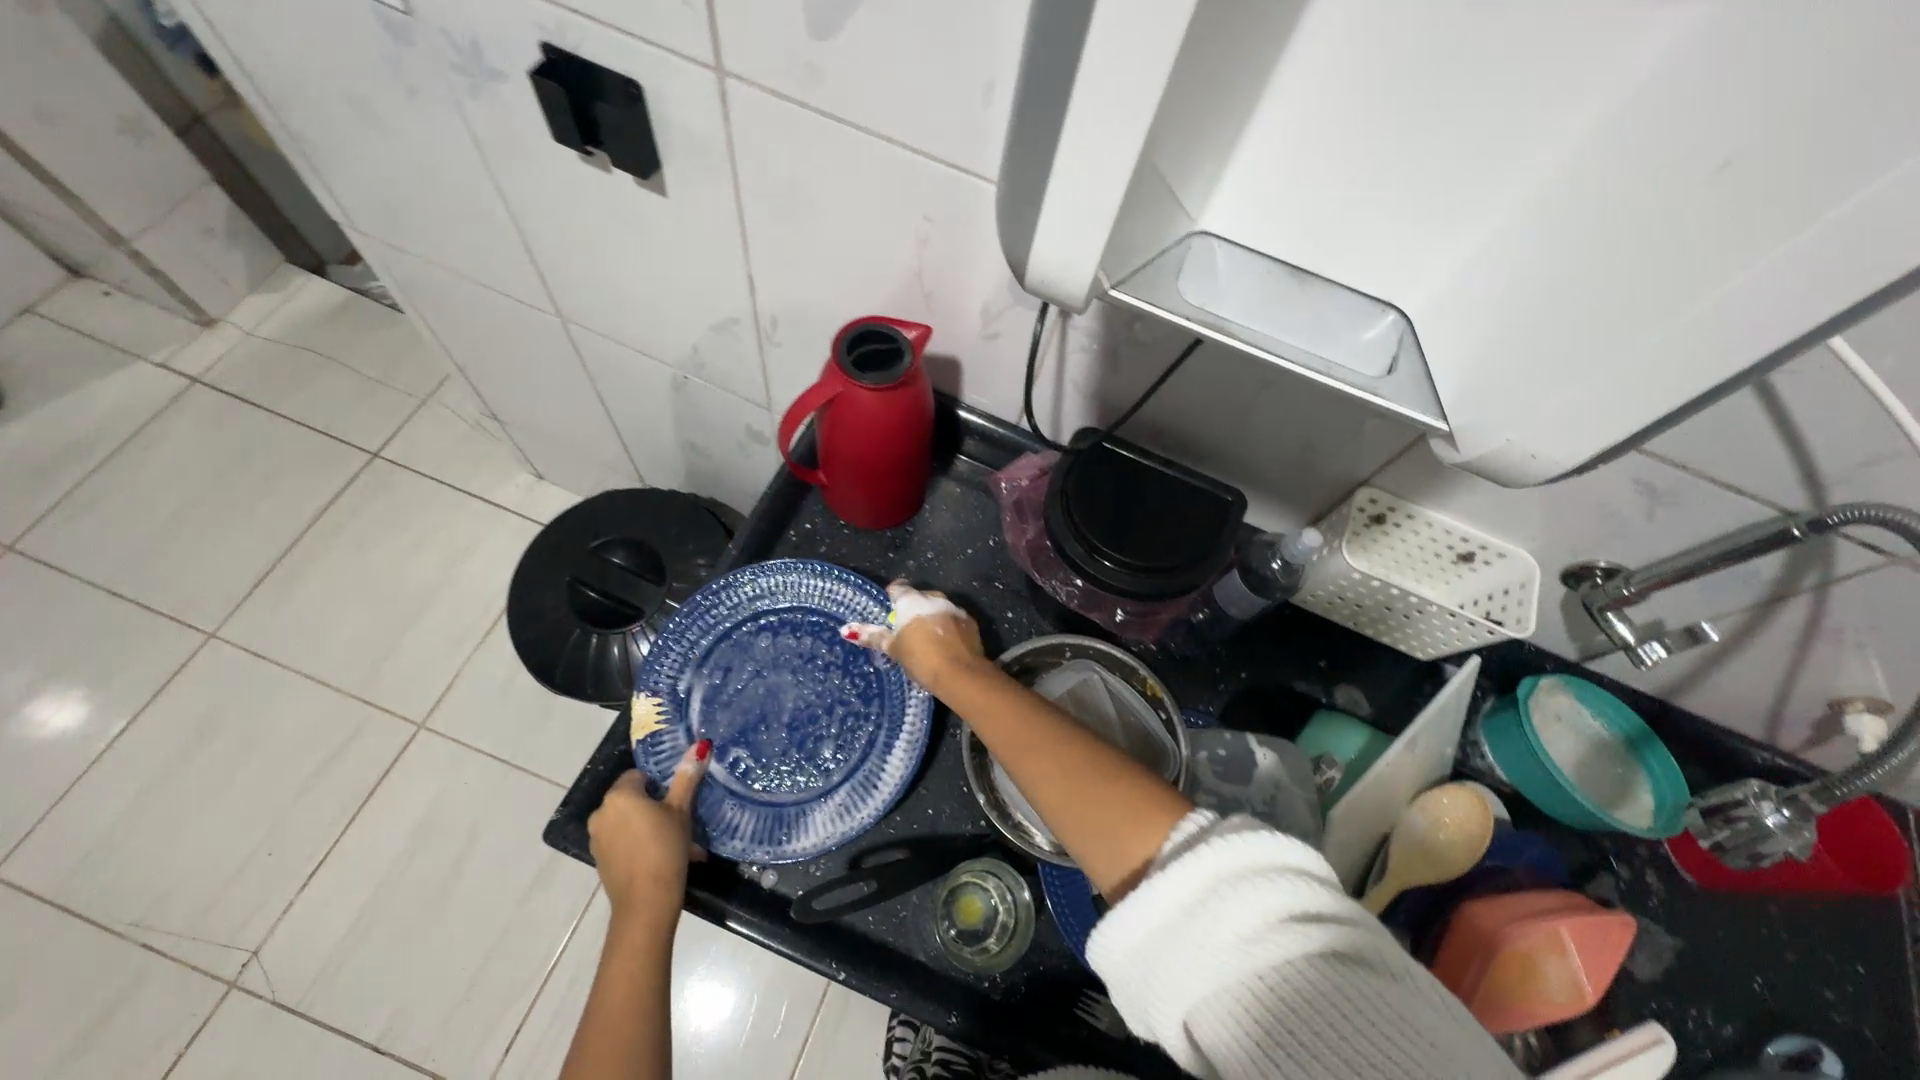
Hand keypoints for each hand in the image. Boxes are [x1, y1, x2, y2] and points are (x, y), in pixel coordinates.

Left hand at [587, 741, 710, 925]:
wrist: (646, 902)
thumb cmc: (665, 848)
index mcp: (619, 795)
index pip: (639, 775)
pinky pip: (622, 841)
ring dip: (648, 827)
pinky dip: (638, 844)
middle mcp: (601, 812)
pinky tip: (660, 858)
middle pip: (632, 799)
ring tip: (676, 843)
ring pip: (627, 822)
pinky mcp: (599, 859)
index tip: (677, 799)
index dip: (660, 785)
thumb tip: (700, 746)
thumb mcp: (680, 811)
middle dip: (655, 807)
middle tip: (681, 821)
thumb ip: (686, 777)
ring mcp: (597, 837)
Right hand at [842, 580, 985, 692]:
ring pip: (938, 607)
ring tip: (928, 640)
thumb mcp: (894, 649)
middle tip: (907, 632)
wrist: (960, 674)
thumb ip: (873, 636)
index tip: (890, 613)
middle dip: (913, 610)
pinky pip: (954, 619)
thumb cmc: (921, 659)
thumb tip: (846, 630)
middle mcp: (934, 598)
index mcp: (911, 601)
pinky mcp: (970, 621)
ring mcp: (954, 608)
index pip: (897, 588)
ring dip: (932, 618)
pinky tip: (946, 645)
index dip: (892, 598)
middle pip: (919, 598)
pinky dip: (949, 627)